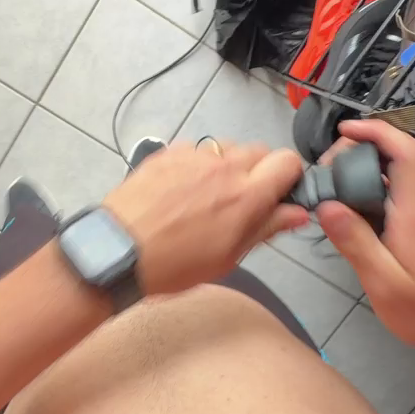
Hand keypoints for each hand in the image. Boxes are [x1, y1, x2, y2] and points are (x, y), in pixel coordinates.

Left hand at [102, 139, 307, 295]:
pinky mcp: (168, 153)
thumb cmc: (174, 265)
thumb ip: (265, 228)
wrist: (117, 251)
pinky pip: (195, 150)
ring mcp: (193, 156)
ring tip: (206, 196)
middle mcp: (224, 167)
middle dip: (258, 171)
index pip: (288, 162)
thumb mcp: (228, 257)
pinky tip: (180, 190)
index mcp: (246, 195)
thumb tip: (297, 211)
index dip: (288, 177)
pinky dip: (196, 165)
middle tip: (241, 201)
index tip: (277, 196)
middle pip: (259, 151)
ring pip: (226, 148)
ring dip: (226, 166)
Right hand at [315, 121, 414, 358]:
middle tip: (328, 168)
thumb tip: (327, 206)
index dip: (378, 133)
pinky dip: (377, 184)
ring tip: (335, 183)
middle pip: (402, 156)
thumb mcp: (384, 283)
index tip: (346, 131)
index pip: (408, 154)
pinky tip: (356, 205)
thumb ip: (356, 243)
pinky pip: (403, 190)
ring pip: (403, 172)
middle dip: (363, 148)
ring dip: (369, 165)